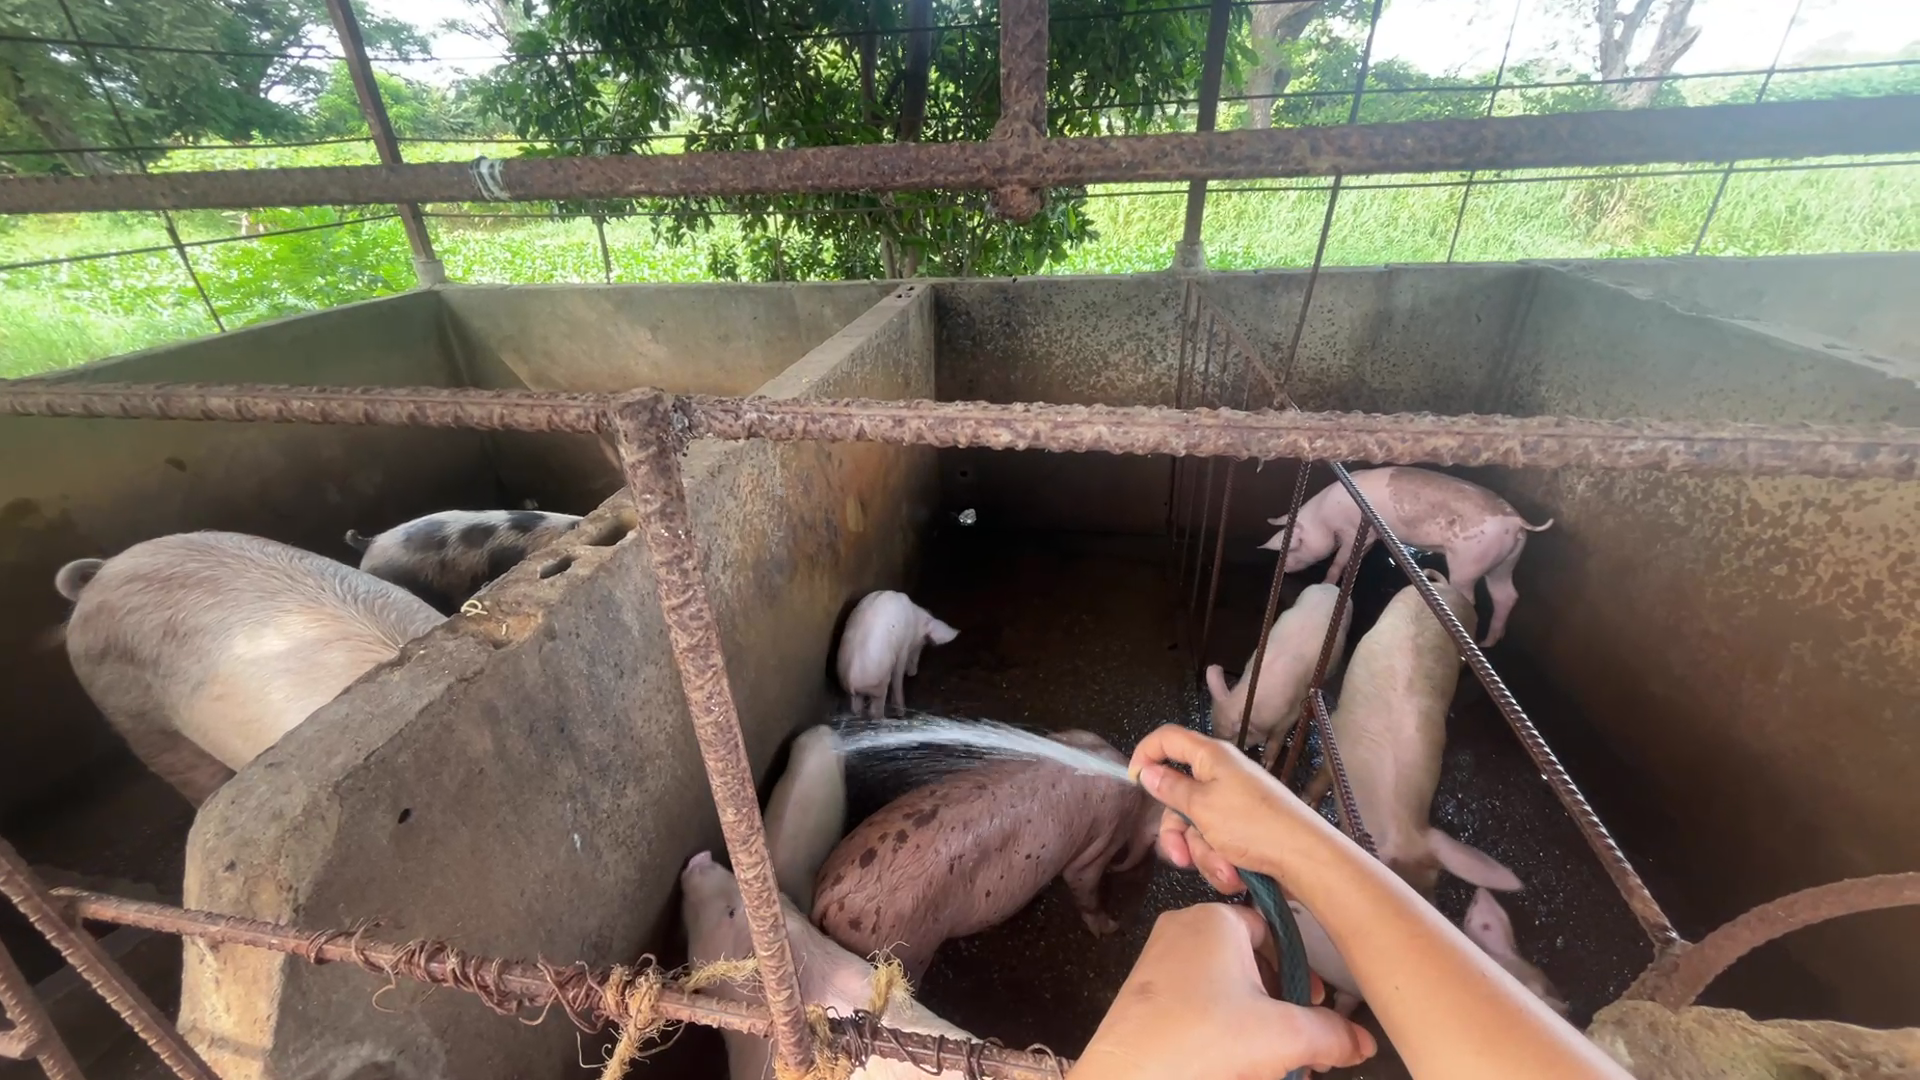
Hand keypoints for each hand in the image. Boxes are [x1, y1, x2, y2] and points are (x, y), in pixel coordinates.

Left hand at [1069, 904, 1375, 1079]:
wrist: (1133, 1072)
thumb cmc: (1209, 1037)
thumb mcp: (1284, 1036)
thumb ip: (1331, 1034)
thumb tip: (1363, 1040)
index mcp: (1215, 918)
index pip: (1271, 929)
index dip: (1299, 967)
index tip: (1317, 1005)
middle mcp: (1184, 925)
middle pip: (1249, 958)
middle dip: (1280, 1001)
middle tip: (1302, 1043)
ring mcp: (1161, 955)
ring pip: (1225, 982)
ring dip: (1256, 1019)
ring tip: (1276, 1062)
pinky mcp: (1148, 988)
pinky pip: (1198, 997)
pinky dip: (1224, 1023)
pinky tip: (1240, 1063)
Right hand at [1129, 725, 1325, 883]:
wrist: (1308, 861)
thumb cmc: (1253, 825)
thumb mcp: (1202, 807)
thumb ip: (1170, 788)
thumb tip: (1147, 771)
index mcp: (1210, 757)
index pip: (1167, 739)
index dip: (1146, 753)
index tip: (1134, 781)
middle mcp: (1220, 776)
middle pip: (1178, 795)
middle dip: (1177, 831)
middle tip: (1178, 856)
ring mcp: (1232, 804)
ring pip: (1195, 826)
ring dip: (1203, 853)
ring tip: (1224, 869)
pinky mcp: (1244, 830)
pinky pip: (1216, 843)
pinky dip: (1221, 861)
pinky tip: (1236, 874)